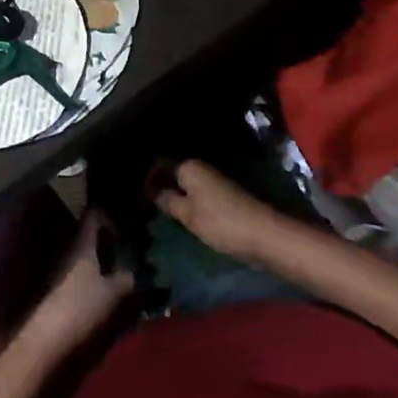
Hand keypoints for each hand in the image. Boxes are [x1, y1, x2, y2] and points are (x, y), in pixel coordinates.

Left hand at [26, 212, 134, 345]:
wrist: (47, 337)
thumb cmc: (81, 305)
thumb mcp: (112, 292)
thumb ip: (127, 279)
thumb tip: (137, 274)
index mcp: (82, 243)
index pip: (92, 215)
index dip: (107, 217)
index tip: (122, 233)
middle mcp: (69, 250)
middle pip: (87, 236)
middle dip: (106, 242)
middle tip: (125, 254)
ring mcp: (61, 269)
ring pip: (82, 255)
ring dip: (99, 260)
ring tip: (118, 274)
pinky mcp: (58, 288)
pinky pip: (77, 272)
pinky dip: (91, 275)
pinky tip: (103, 291)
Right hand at [152, 159, 287, 266]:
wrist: (263, 234)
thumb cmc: (220, 222)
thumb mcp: (187, 214)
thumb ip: (167, 200)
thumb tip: (150, 189)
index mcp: (190, 167)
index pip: (159, 163)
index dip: (146, 176)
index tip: (134, 192)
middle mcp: (201, 169)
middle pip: (172, 174)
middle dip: (159, 186)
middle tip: (141, 203)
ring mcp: (213, 182)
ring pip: (185, 186)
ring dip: (173, 196)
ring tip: (156, 211)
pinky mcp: (222, 197)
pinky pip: (196, 195)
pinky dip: (187, 203)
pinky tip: (178, 216)